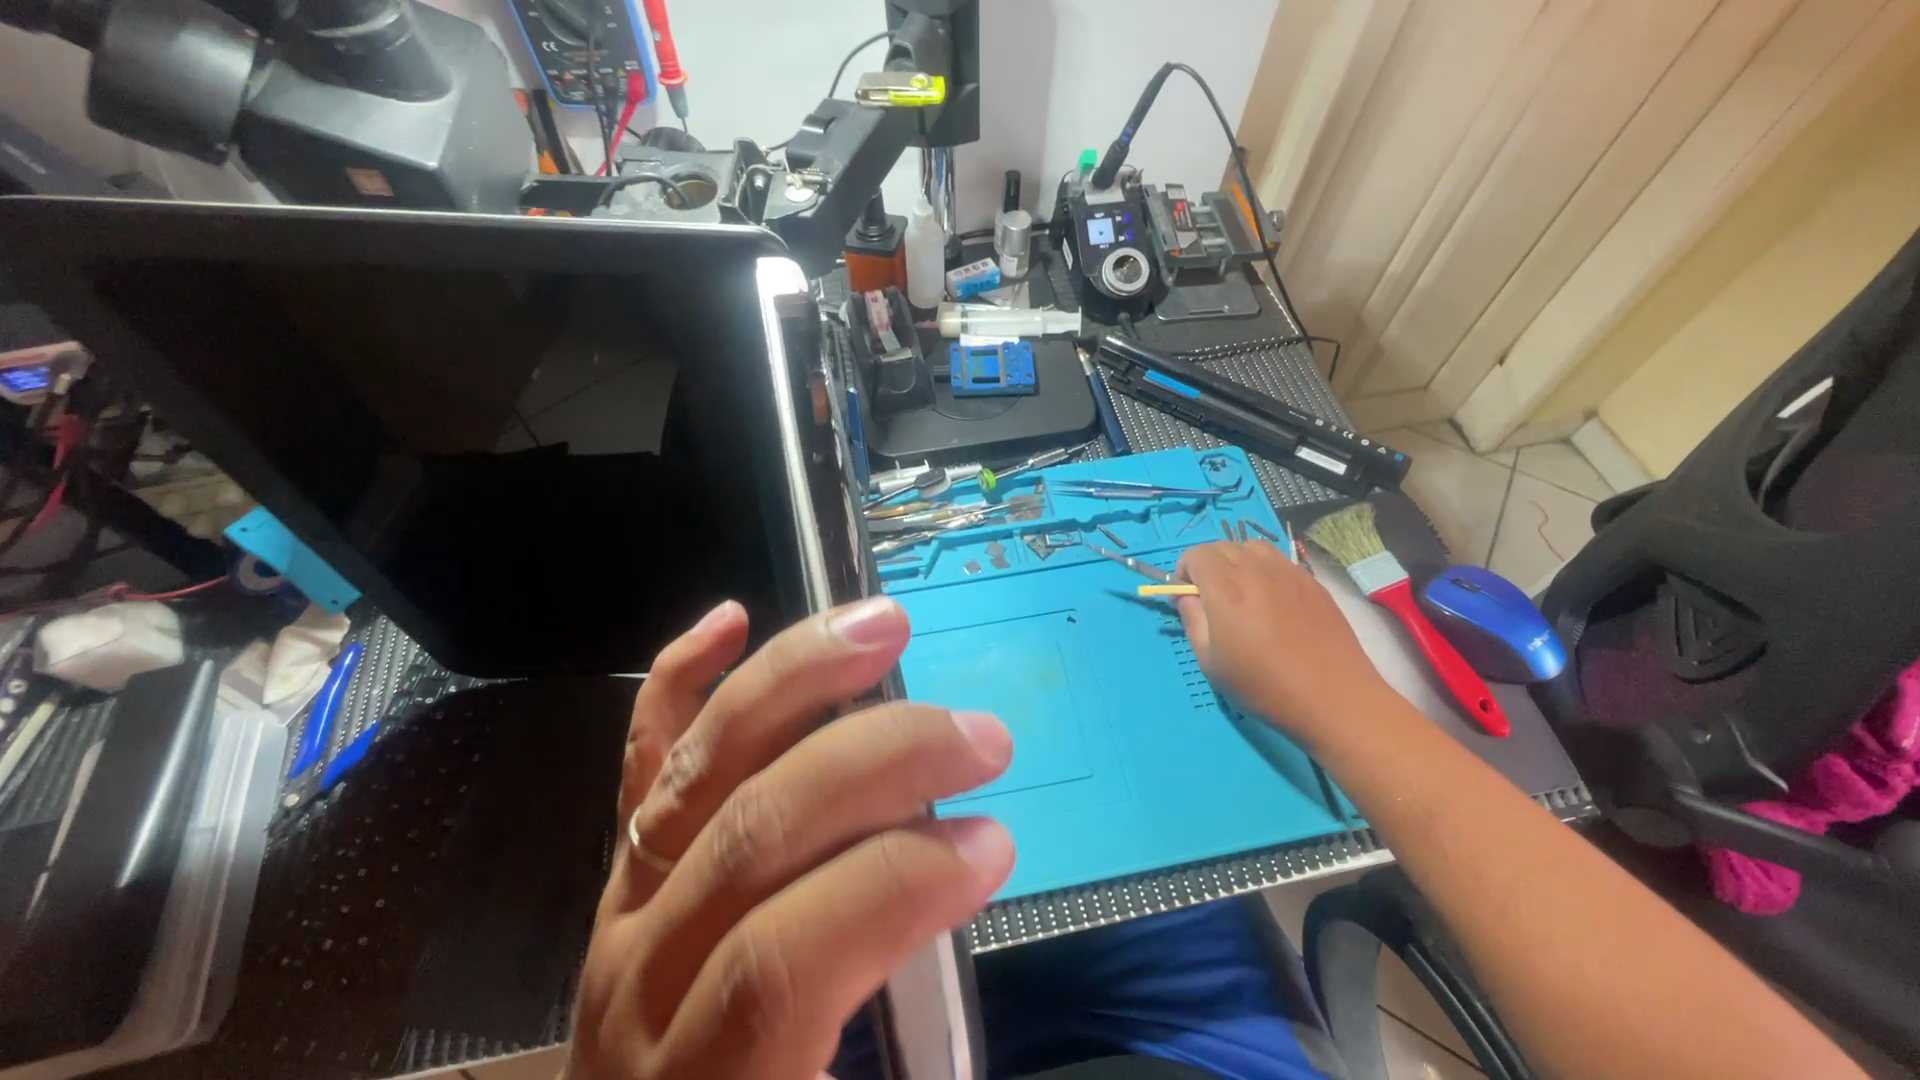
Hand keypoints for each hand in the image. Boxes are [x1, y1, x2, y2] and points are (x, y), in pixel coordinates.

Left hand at [569, 596, 1014, 1079]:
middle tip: (980, 738)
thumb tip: (969, 900)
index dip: (895, 884)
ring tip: (883, 626)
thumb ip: (905, 1047)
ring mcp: (624, 906)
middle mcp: (645, 973)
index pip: (784, 954)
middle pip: (751, 833)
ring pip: (700, 771)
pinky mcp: (620, 872)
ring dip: (796, 683)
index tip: (994, 843)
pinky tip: (729, 619)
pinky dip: (680, 682)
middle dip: (877, 765)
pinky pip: (640, 763)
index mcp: (710, 1070)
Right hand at [1176, 540, 1396, 745]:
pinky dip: (1264, 568)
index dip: (1184, 570)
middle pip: (1223, 546)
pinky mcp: (1312, 582)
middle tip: (1209, 596)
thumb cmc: (1264, 687)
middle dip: (1207, 564)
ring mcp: (1289, 574)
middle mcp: (1257, 572)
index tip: (1186, 595)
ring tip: (1240, 591)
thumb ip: (1192, 620)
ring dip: (1237, 560)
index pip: (1197, 555)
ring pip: (1252, 547)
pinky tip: (1270, 599)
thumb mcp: (1211, 662)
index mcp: (1226, 590)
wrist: (1333, 698)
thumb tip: (1186, 597)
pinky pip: (1279, 561)